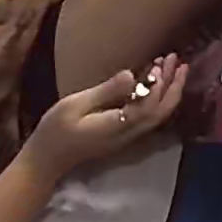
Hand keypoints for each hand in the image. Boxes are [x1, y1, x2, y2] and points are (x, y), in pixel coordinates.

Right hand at [20, 53, 185, 178]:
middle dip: (173, 84)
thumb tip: (131, 75)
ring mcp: (130, 136)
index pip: (149, 106)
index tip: (161, 61)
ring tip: (172, 65)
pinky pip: (150, 115)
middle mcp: (130, 133)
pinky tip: (156, 81)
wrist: (45, 162)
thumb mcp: (75, 106)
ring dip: (169, 89)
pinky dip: (159, 97)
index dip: (159, 84)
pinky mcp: (126, 134)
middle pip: (162, 110)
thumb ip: (106, 91)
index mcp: (118, 125)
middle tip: (176, 59)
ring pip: (159, 113)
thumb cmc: (55, 131)